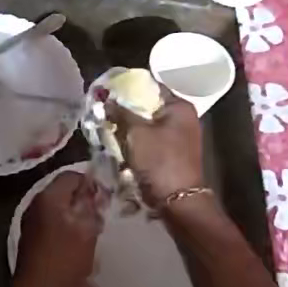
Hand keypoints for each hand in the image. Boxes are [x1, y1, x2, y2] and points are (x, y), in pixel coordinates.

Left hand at [14, 172, 100, 286]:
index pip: (70, 176)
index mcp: (48, 197)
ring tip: (92, 229)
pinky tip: (76, 243)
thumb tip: (92, 194)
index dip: (90, 183)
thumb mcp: (86, 230)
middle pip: (62, 192)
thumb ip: (90, 207)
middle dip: (82, 200)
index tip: (105, 197)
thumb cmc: (65, 259)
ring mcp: (30, 223)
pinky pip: (51, 224)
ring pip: (57, 209)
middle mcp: (34, 205)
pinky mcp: (30, 239)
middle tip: (100, 214)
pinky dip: (65, 228)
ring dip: (74, 215)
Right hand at [110, 87, 204, 204]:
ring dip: (129, 128)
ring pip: (147, 125)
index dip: (128, 88)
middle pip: (148, 107)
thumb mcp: (136, 133)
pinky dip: (136, 141)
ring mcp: (179, 136)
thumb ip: (121, 113)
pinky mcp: (172, 152)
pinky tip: (120, 144)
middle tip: (104, 111)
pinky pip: (150, 140)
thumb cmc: (159, 160)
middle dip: (126, 110)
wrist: (177, 199)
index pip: (151, 87)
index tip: (107, 92)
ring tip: (108, 128)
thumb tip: (106, 99)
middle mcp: (183, 118)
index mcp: (180, 106)